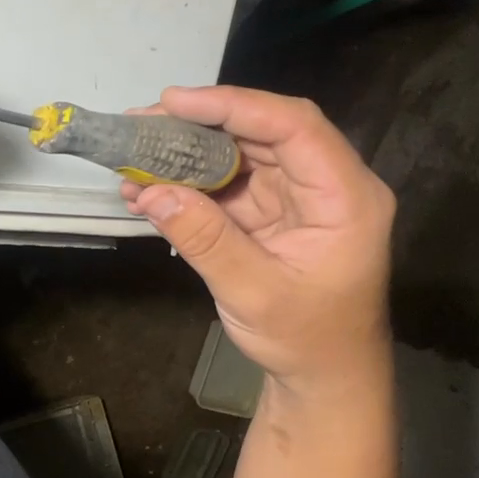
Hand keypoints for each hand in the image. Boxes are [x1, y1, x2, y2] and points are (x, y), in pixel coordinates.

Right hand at [121, 86, 394, 388]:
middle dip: (200, 123)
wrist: (323, 375)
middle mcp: (324, 186)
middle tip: (141, 122)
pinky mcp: (269, 214)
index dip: (234, 106)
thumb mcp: (253, 292)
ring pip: (240, 154)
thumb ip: (205, 239)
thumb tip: (150, 192)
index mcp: (344, 197)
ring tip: (133, 153)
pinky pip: (225, 186)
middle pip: (263, 132)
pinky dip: (185, 184)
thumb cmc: (305, 337)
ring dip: (186, 152)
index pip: (294, 128)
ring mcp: (295, 199)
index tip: (174, 102)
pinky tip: (146, 188)